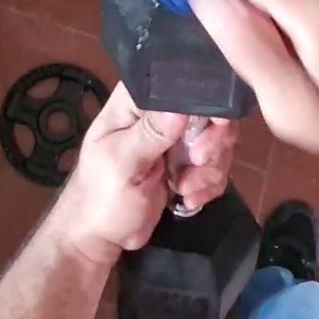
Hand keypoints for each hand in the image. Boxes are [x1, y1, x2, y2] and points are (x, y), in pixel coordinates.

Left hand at [50, 84, 238, 267]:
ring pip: (217, 138)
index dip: (204, 98)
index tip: (215, 125)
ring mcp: (176, 137)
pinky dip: (208, 183)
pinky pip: (216, 163)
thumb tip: (183, 103)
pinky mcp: (188, 161)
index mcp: (137, 100)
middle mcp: (160, 111)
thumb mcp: (121, 163)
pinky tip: (187, 197)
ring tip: (184, 189)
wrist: (102, 237)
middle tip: (195, 162)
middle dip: (211, 141)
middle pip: (209, 109)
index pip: (178, 82)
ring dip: (209, 168)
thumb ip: (151, 132)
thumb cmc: (100, 196)